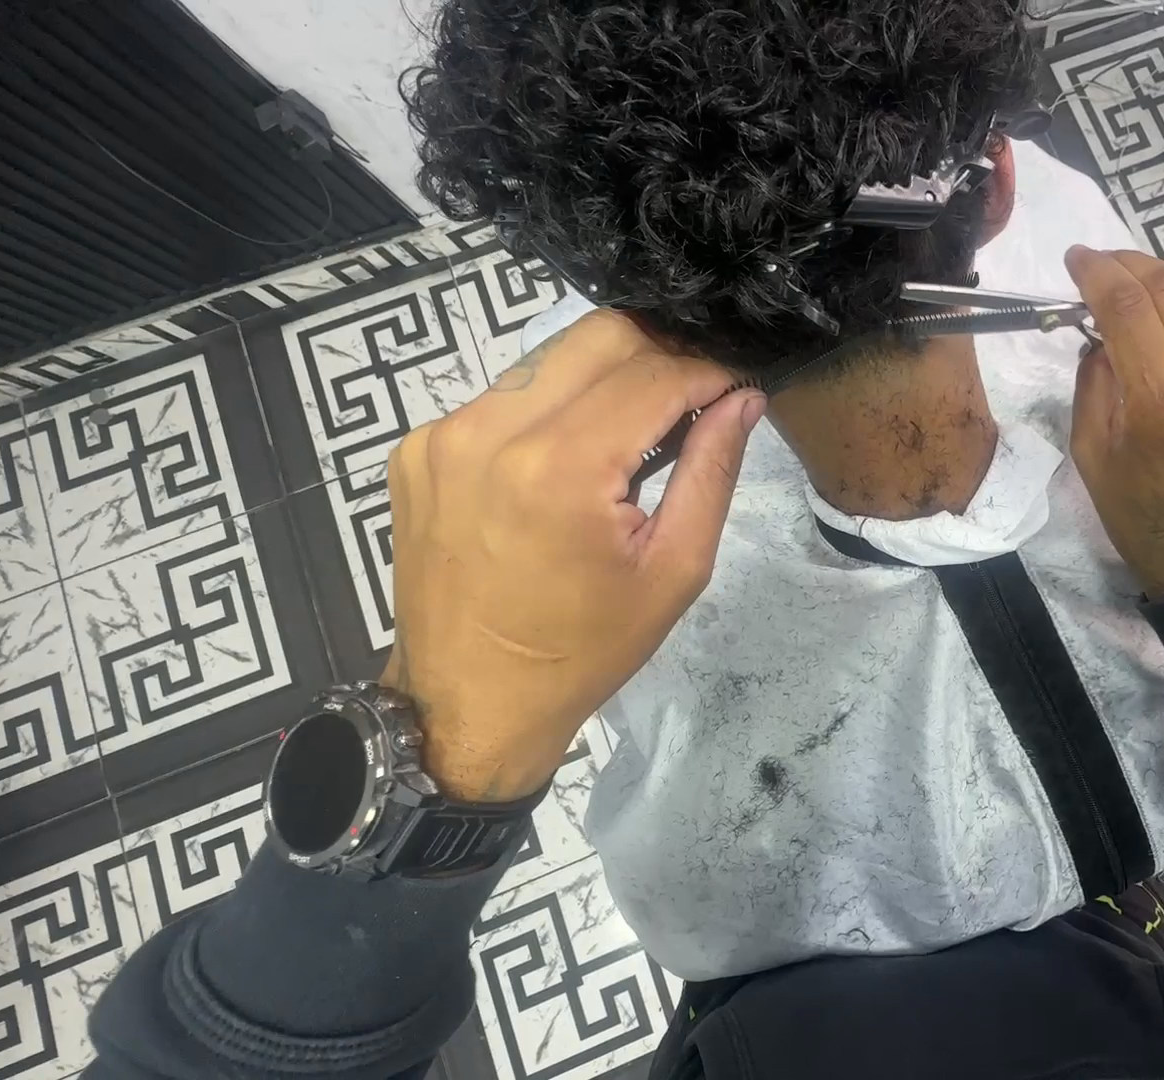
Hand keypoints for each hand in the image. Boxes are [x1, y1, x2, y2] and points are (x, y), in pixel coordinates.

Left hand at [381, 310, 765, 800]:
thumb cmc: (588, 647)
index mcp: (561, 468)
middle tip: (695, 398)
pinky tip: (576, 454)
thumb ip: (711, 471)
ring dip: (610, 376)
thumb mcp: (675, 569)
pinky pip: (508, 394)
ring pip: (551, 357)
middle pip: (598, 336)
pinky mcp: (420, 447)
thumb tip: (743, 400)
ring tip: (640, 427)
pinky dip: (557, 405)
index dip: (708, 372)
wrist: (472, 699)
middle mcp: (492, 430)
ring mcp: (444, 433)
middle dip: (662, 353)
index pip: (654, 375)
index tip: (737, 388)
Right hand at [1065, 247, 1163, 596]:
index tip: (1078, 259)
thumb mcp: (1091, 452)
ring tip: (1158, 290)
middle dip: (1133, 267)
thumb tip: (1105, 325)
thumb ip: (1095, 379)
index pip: (1130, 309)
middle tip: (1109, 269)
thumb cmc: (1139, 512)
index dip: (1099, 272)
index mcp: (1163, 410)